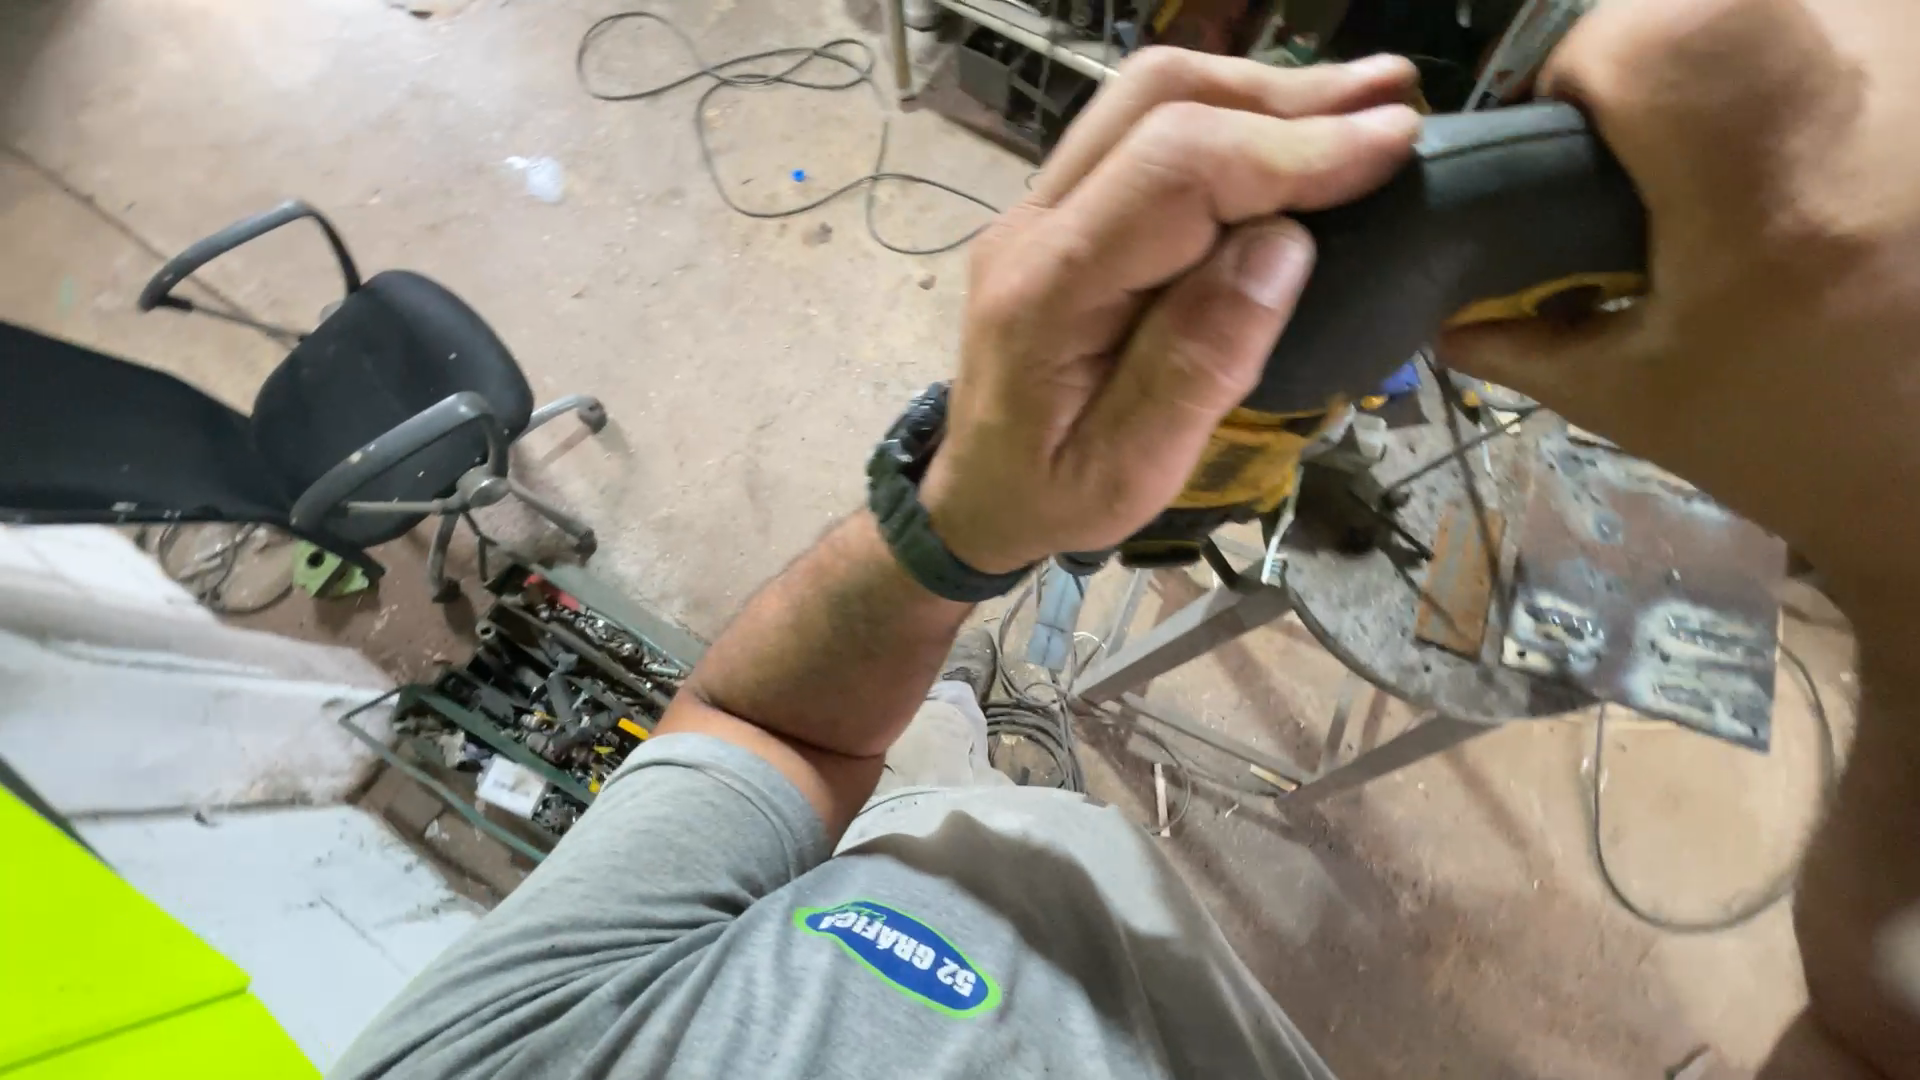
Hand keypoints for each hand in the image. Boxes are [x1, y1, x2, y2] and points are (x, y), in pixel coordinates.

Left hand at [920, 48, 1421, 573]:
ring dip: (1254, 98)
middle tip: (1392, 108)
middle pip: (1152, 104)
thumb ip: (1195, 368)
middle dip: (1281, 98)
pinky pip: (1135, 141)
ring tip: (1357, 112)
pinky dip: (1220, 126)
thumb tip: (1284, 247)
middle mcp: (1029, 233)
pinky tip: (1281, 145)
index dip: (1287, 149)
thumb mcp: (1127, 471)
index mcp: (1043, 296)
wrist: (975, 493)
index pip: (1170, 174)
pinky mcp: (1053, 224)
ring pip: (1143, 104)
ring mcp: (1033, 218)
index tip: (1391, 148)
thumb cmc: (1047, 498)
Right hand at [1440, 0, 1919, 601]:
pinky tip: (1772, 143)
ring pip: (1790, 2)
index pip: (1652, 37)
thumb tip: (1439, 320)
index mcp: (1761, 196)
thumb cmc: (1788, 440)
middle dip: (1647, 45)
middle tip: (1623, 135)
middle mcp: (1877, 97)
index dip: (1580, 65)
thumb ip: (1514, 346)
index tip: (1557, 137)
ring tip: (1697, 141)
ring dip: (1720, 47)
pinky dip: (1788, 57)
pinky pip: (1849, 23)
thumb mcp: (1620, 399)